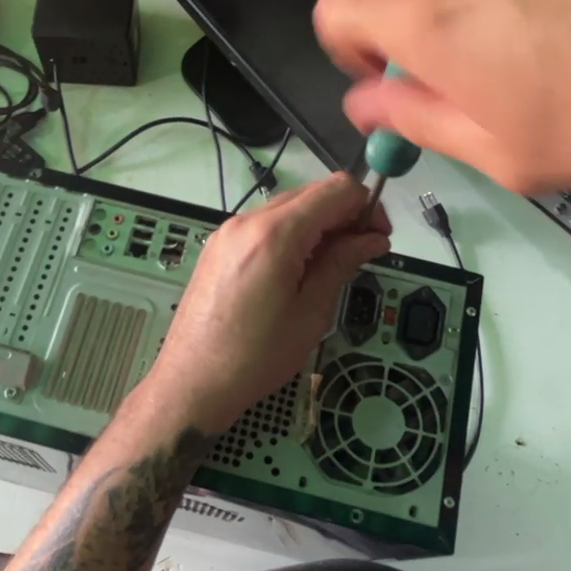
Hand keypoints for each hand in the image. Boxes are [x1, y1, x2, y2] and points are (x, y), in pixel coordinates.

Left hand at [141, 174, 390, 431]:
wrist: (192, 381)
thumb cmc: (253, 357)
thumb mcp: (310, 313)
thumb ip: (342, 264)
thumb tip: (372, 239)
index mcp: (274, 235)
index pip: (337, 189)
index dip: (367, 207)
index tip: (378, 238)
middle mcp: (247, 221)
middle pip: (313, 193)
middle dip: (346, 215)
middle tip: (361, 253)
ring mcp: (228, 231)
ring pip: (289, 207)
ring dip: (319, 226)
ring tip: (330, 267)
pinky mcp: (218, 246)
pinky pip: (265, 224)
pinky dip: (291, 235)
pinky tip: (298, 270)